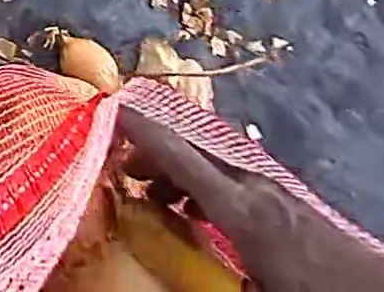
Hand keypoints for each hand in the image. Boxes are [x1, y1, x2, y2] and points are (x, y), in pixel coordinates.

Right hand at [117, 106, 383, 291]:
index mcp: (238, 204)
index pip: (174, 148)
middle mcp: (249, 184)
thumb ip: (201, 275)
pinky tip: (194, 213)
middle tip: (113, 164)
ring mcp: (269, 188)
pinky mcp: (283, 201)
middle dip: (145, 148)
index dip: (135, 125)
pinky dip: (198, 184)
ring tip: (148, 192)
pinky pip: (226, 178)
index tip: (100, 109)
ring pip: (205, 161)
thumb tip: (155, 270)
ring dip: (171, 168)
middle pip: (186, 147)